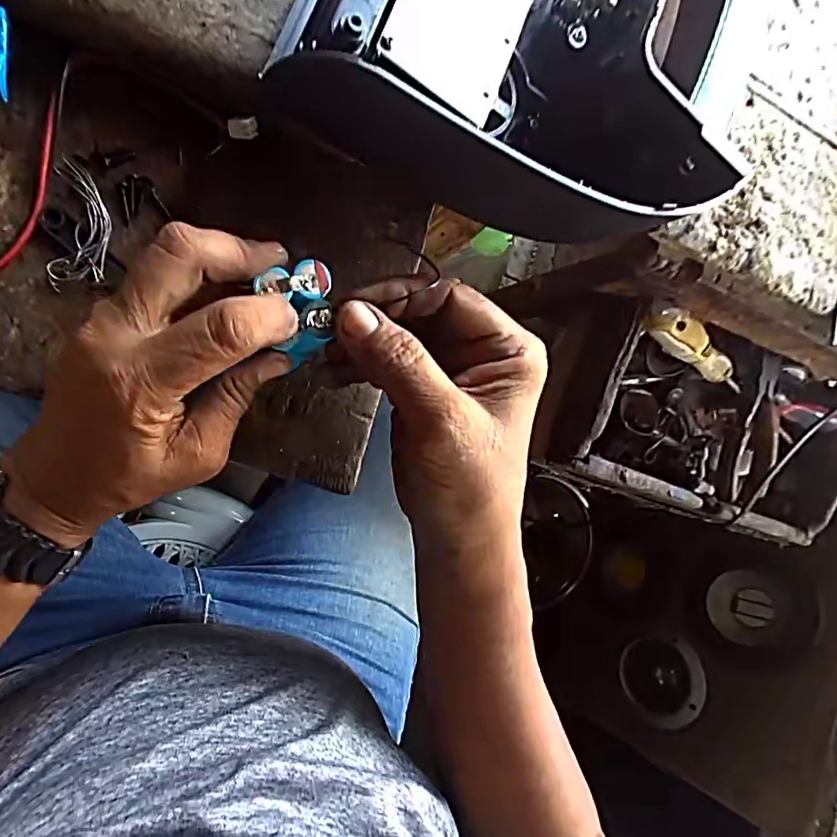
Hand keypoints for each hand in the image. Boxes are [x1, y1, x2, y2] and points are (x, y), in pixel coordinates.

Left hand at [2, 223, 296, 547]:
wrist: (57, 474)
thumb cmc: (125, 476)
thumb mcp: (197, 453)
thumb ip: (236, 397)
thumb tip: (277, 355)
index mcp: (141, 382)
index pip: (218, 328)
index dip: (267, 316)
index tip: (294, 320)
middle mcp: (115, 334)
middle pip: (179, 253)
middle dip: (239, 251)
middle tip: (278, 265)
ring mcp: (103, 316)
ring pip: (164, 251)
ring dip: (219, 254)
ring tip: (258, 277)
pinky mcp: (103, 312)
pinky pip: (154, 273)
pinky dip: (198, 273)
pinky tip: (224, 294)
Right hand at [334, 279, 545, 544]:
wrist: (457, 538)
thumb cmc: (472, 489)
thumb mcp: (440, 419)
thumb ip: (400, 362)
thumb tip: (358, 314)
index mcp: (508, 352)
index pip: (450, 299)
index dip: (402, 298)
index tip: (358, 308)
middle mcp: (482, 355)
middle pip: (421, 313)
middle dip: (375, 320)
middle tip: (335, 326)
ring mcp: (449, 373)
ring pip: (399, 336)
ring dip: (362, 341)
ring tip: (328, 351)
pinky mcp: (422, 392)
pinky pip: (387, 362)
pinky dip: (360, 362)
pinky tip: (336, 369)